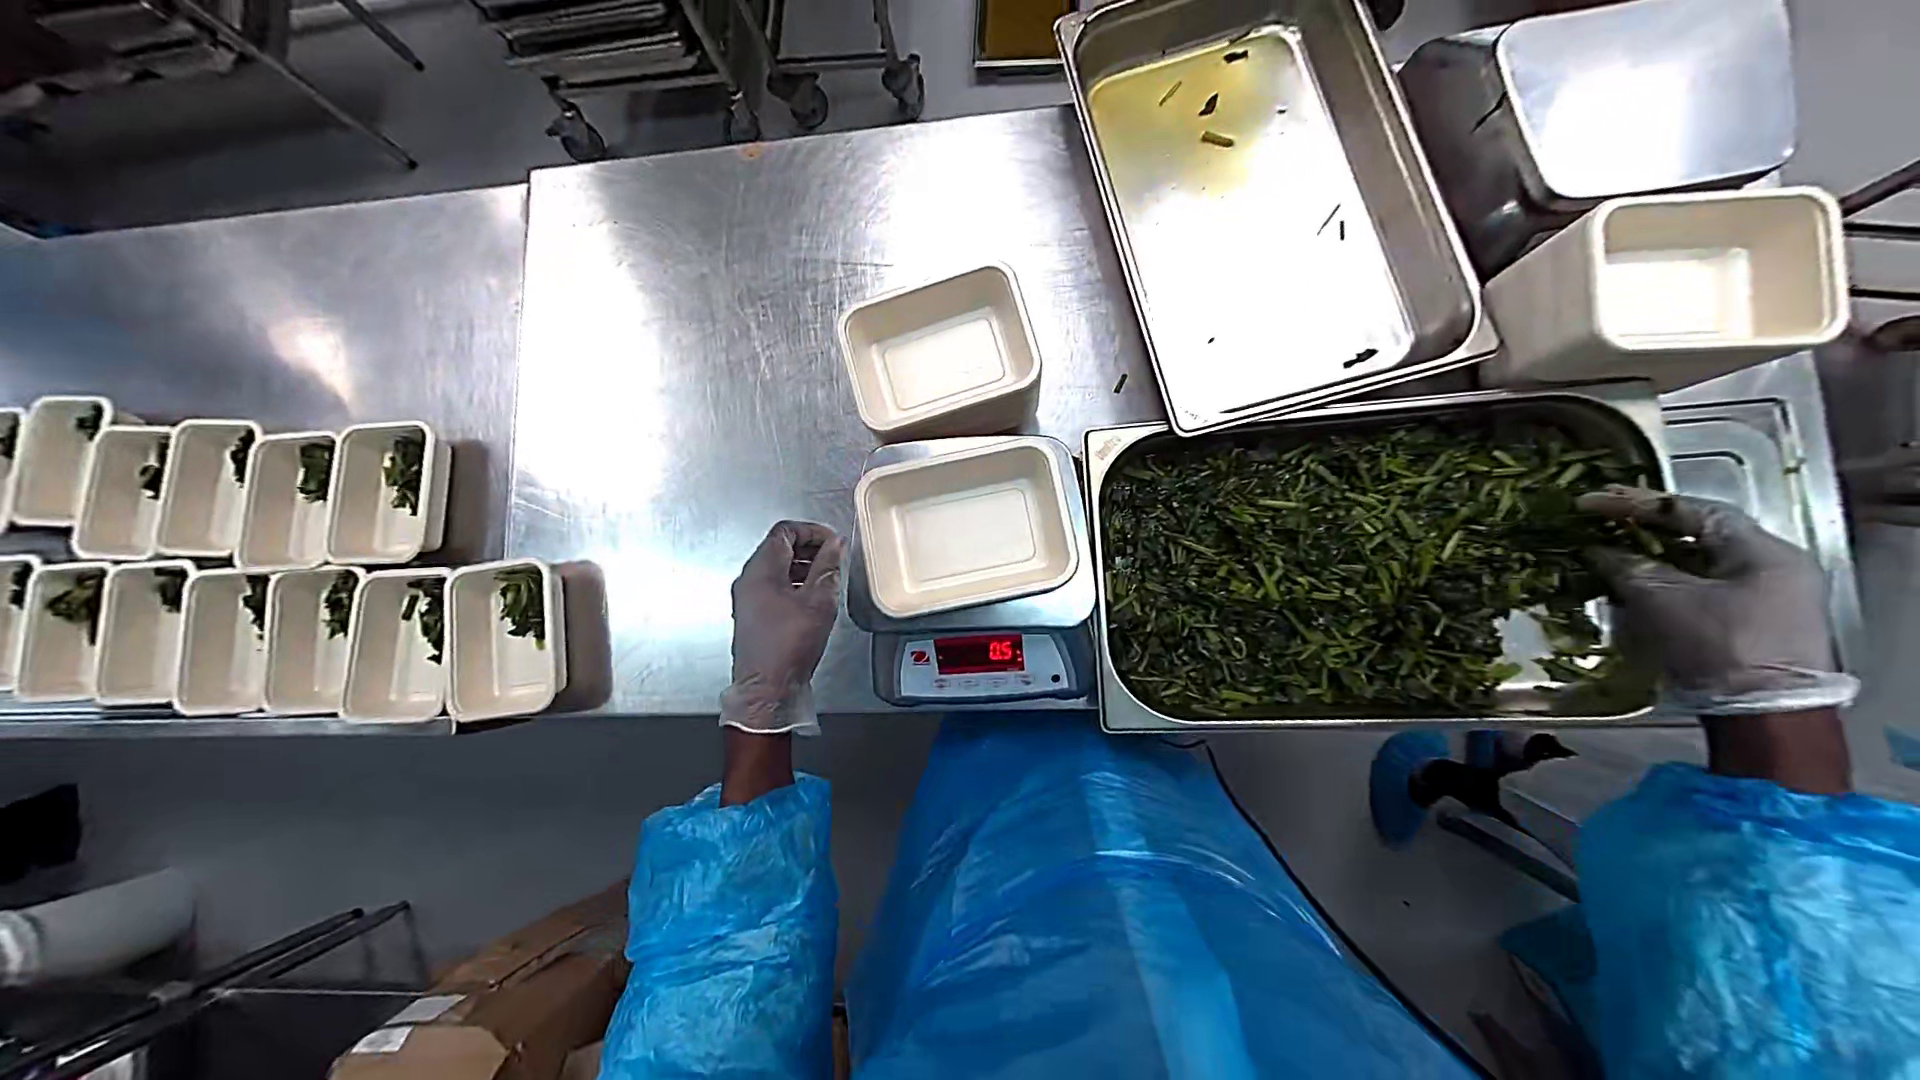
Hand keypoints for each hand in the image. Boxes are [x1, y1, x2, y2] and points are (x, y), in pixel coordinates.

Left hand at [719, 520, 845, 735]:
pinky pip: (773, 587)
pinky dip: (795, 583)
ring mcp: (747, 599)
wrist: (766, 688)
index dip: (812, 530)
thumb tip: (835, 545)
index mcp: (761, 569)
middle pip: (778, 548)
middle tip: (834, 555)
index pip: (784, 531)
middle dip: (809, 546)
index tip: (833, 540)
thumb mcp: (819, 600)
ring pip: (776, 568)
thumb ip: (829, 566)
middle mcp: (748, 580)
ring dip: (803, 566)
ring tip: (828, 575)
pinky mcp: (753, 616)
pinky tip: (813, 597)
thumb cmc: (789, 645)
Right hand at [1577, 486, 1857, 715]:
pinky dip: (1659, 573)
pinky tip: (1627, 573)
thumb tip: (1597, 549)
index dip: (1637, 502)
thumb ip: (1627, 566)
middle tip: (1595, 515)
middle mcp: (1768, 565)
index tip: (1590, 501)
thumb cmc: (1718, 644)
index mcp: (1761, 552)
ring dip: (1647, 549)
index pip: (1693, 511)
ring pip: (1693, 558)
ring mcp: (1760, 593)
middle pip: (1696, 532)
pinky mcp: (1744, 617)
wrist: (1760, 712)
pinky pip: (1694, 581)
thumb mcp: (1662, 599)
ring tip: (1604, 541)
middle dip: (1642, 523)